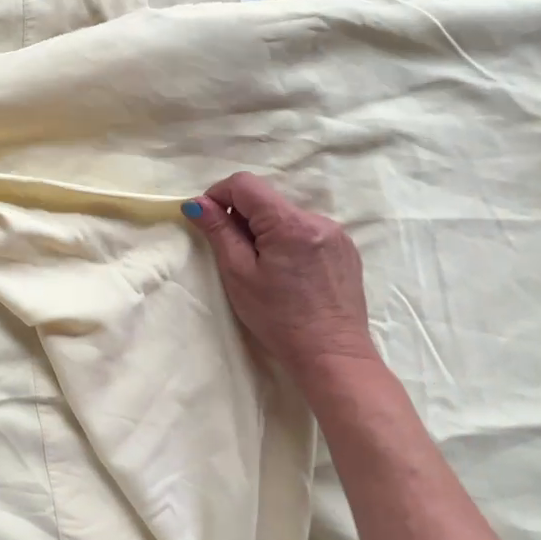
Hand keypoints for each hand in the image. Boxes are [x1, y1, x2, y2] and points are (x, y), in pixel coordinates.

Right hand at [184, 172, 378, 381]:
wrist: (332, 355)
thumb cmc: (277, 317)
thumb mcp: (237, 272)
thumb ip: (218, 231)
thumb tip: (195, 203)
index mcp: (290, 224)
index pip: (245, 184)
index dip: (218, 194)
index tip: (208, 220)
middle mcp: (318, 220)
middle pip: (265, 199)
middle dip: (240, 215)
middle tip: (232, 250)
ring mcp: (336, 234)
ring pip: (284, 214)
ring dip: (263, 228)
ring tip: (260, 265)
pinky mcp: (345, 249)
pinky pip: (304, 229)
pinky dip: (285, 239)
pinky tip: (285, 270)